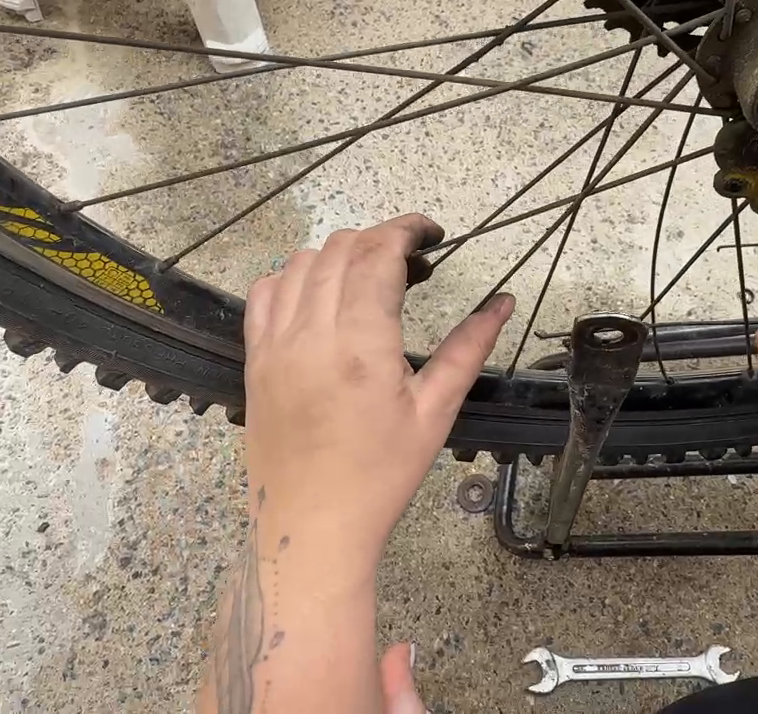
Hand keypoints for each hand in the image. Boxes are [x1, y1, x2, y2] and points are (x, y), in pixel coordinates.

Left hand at [242, 214, 513, 571]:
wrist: (310, 529)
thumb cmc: (381, 474)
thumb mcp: (436, 411)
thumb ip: (469, 348)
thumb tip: (504, 301)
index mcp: (360, 342)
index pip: (378, 252)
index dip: (408, 229)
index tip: (433, 233)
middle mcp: (310, 331)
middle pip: (342, 247)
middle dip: (381, 238)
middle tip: (414, 262)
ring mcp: (274, 343)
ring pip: (303, 261)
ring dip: (341, 253)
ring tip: (373, 276)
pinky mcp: (254, 358)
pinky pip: (265, 291)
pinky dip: (295, 274)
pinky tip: (321, 293)